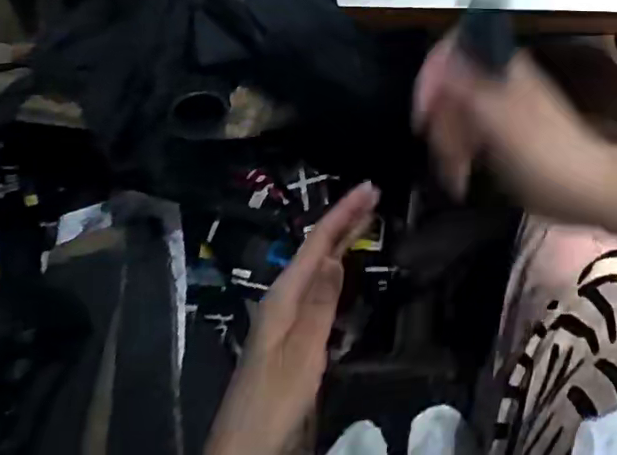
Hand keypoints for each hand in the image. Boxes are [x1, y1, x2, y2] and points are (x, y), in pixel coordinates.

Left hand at [205, 183, 378, 454]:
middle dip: (344, 218)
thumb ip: (319, 304)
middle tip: (373, 193)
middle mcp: (283, 297)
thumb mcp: (301, 353)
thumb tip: (335, 258)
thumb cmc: (273, 400)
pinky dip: (336, 263)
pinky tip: (344, 263)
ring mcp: (285, 314)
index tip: (368, 187)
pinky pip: (318, 283)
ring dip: (341, 237)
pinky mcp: (291, 331)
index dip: (343, 212)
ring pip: (318, 263)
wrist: (243, 447)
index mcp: (283, 295)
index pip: (317, 242)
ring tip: (365, 217)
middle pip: (317, 248)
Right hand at [411, 32, 616, 224]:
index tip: (425, 110)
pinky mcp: (504, 129)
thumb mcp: (504, 125)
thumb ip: (471, 87)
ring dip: (449, 141)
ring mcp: (503, 103)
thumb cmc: (549, 159)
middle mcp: (502, 78)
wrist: (590, 190)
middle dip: (442, 118)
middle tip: (444, 152)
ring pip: (458, 110)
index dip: (434, 72)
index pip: (457, 46)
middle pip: (452, 82)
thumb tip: (443, 55)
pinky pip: (470, 130)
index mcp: (504, 68)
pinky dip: (461, 151)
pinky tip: (463, 176)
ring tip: (456, 174)